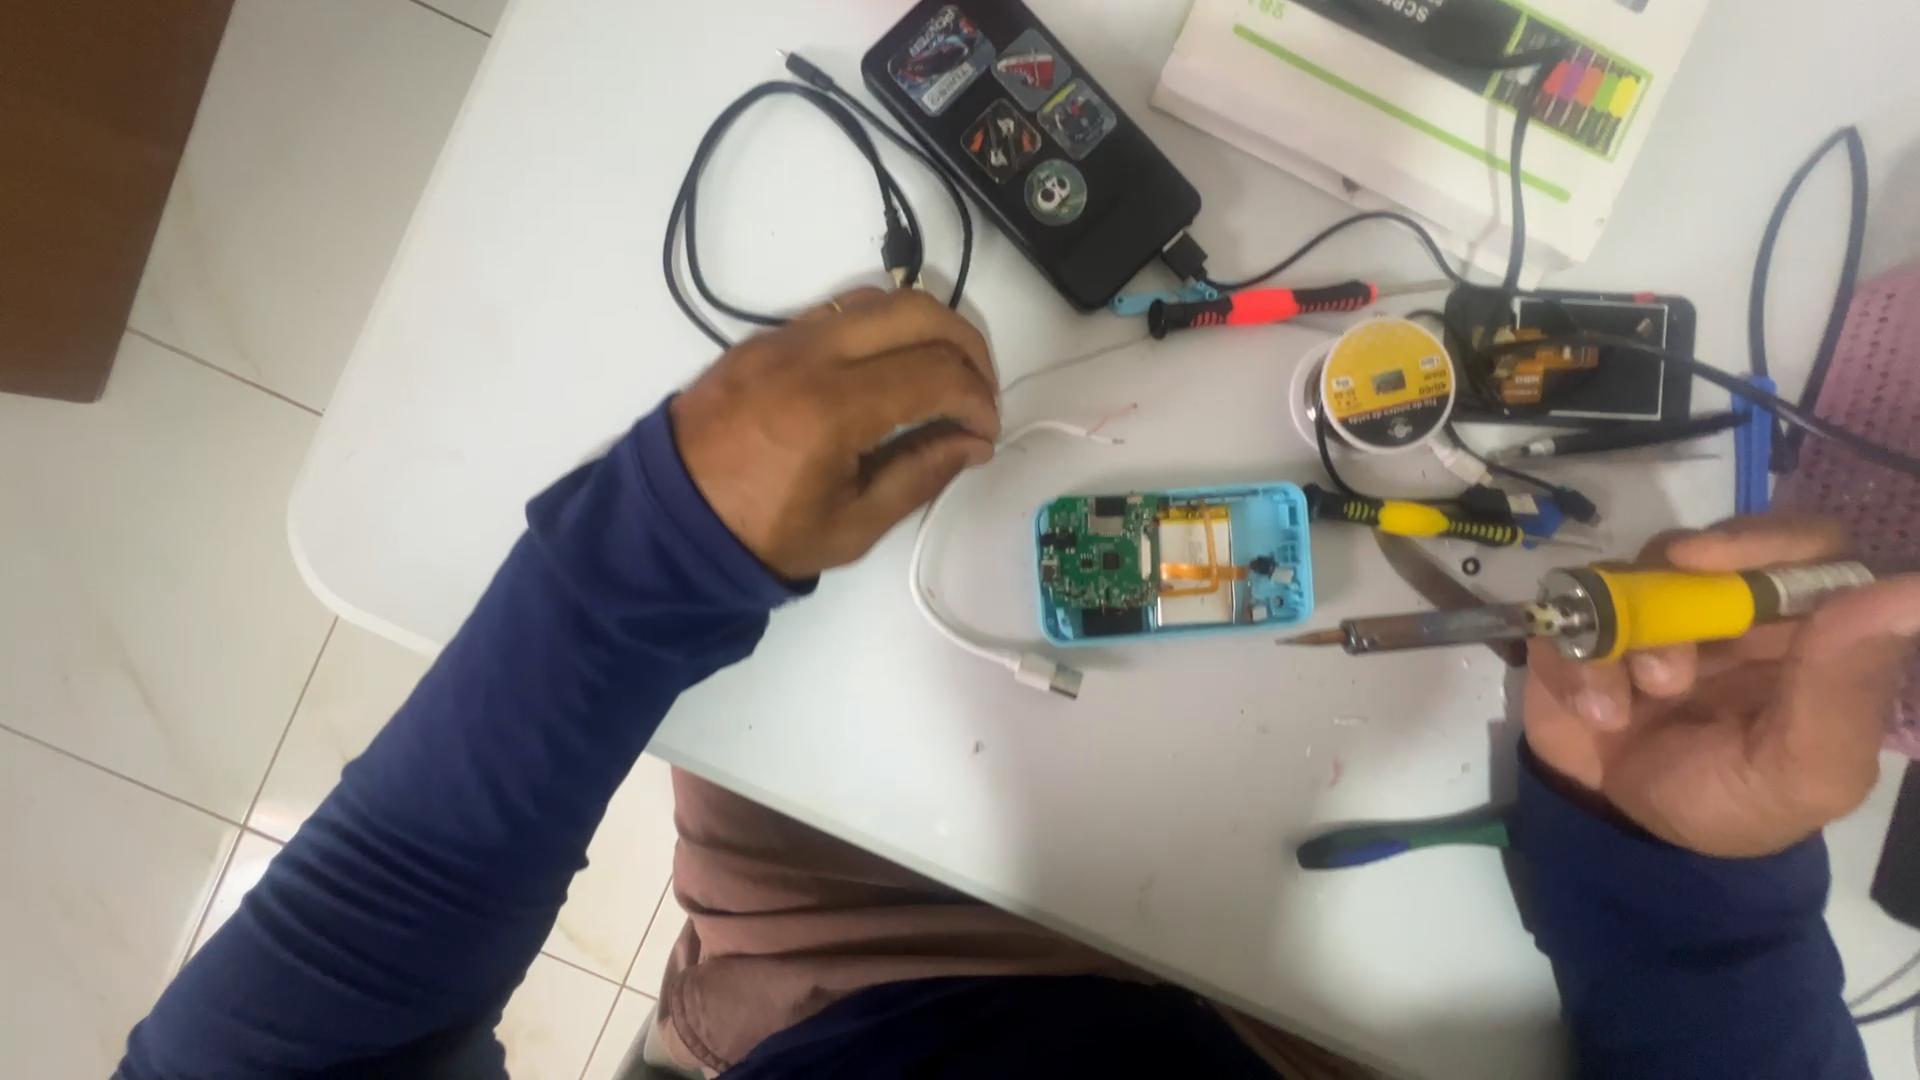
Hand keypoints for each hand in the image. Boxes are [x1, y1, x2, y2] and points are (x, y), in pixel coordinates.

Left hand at [670, 288, 999, 579]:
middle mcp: (810, 355)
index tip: (985, 432)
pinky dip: (887, 326)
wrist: (670, 519)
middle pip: (919, 311)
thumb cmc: (762, 536)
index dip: (977, 400)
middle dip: (969, 348)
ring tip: (945, 375)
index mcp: (831, 410)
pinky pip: (844, 310)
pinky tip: (895, 367)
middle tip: (980, 393)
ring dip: (930, 327)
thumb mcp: (852, 526)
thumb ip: (920, 475)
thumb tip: (973, 441)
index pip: (935, 374)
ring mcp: (784, 338)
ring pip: (882, 298)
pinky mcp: (767, 337)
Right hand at [1524, 517, 1919, 857]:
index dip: (1761, 538)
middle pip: (1693, 551)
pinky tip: (1591, 711)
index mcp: (1796, 632)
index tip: (1704, 561)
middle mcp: (1717, 611)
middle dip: (1666, 600)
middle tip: (1662, 670)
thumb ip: (1843, 686)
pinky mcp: (1573, 634)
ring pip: (1616, 583)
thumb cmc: (1733, 802)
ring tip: (1620, 710)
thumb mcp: (1806, 768)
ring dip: (1618, 646)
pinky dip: (1572, 668)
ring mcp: (1637, 619)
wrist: (1623, 826)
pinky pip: (1559, 621)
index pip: (1801, 548)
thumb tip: (1911, 591)